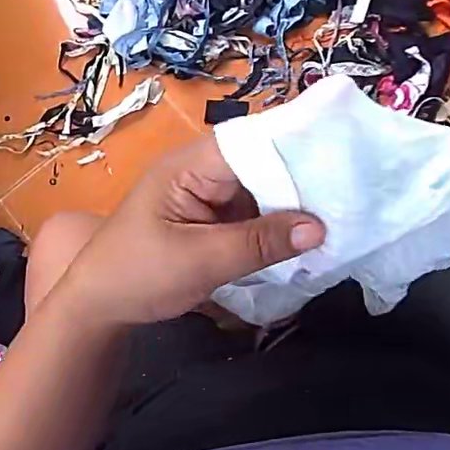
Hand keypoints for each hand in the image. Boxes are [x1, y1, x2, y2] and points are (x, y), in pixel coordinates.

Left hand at [52, 137, 325, 327]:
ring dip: (295, 203)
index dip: (296, 146)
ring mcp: (211, 194)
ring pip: (264, 188)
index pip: (253, 142)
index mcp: (191, 166)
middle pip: (264, 162)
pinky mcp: (217, 218)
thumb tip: (320, 227)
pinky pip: (257, 212)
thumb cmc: (137, 276)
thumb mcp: (201, 261)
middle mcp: (204, 170)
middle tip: (351, 191)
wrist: (98, 307)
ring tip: (342, 210)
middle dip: (302, 178)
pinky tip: (311, 233)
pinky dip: (280, 223)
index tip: (342, 157)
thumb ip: (260, 243)